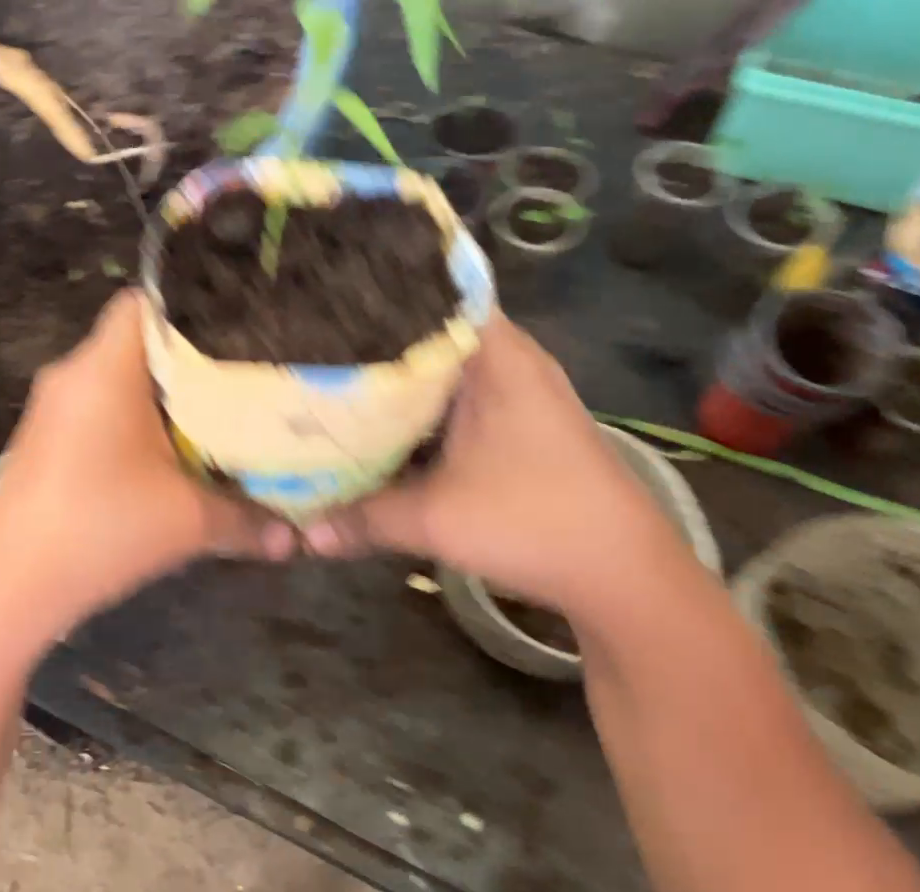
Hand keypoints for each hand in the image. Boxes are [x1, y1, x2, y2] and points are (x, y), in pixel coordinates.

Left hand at [0, 289, 294, 630]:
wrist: (11, 587)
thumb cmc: (102, 530)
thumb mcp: (188, 522)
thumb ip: (248, 520)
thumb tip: (298, 537)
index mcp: (104, 368)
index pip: (146, 301)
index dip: (195, 310)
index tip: (239, 337)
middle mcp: (71, 376)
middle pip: (137, 346)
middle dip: (190, 366)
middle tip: (244, 386)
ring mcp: (51, 413)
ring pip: (117, 386)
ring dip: (161, 405)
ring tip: (216, 424)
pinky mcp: (43, 447)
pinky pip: (97, 417)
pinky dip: (132, 430)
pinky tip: (166, 463)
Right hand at [302, 314, 688, 616]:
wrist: (619, 571)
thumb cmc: (532, 522)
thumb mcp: (433, 519)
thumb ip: (360, 517)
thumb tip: (300, 531)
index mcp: (494, 354)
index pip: (431, 292)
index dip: (374, 292)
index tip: (318, 299)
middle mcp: (506, 361)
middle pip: (427, 334)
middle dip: (369, 344)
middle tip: (306, 348)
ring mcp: (513, 396)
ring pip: (436, 375)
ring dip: (390, 385)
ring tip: (324, 383)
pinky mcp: (513, 429)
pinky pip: (450, 406)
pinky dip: (414, 414)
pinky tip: (372, 429)